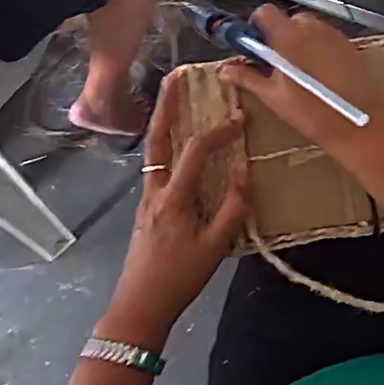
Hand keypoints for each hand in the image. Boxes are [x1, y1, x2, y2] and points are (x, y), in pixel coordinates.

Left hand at [100, 75, 250, 346]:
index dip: (220, 132)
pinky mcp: (147, 205)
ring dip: (164, 120)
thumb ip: (233, 208)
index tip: (241, 119)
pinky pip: (157, 163)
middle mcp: (155, 189)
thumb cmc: (179, 278)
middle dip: (166, 104)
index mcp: (173, 197)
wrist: (138, 308)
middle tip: (175, 76)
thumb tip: (246, 173)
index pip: (197, 151)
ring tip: (175, 97)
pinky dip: (167, 142)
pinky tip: (178, 141)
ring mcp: (147, 196)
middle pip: (158, 137)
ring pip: (154, 148)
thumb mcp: (215, 246)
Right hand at [221, 6, 383, 153]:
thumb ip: (247, 77)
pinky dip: (317, 47)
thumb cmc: (310, 111)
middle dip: (279, 36)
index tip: (255, 45)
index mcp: (288, 35)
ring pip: (308, 28)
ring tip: (298, 71)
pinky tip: (319, 72)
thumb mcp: (273, 96)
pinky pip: (325, 37)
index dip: (256, 25)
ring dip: (299, 41)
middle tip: (276, 63)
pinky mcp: (348, 44)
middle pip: (288, 19)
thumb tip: (224, 69)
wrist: (359, 122)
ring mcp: (332, 34)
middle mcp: (311, 27)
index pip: (264, 12)